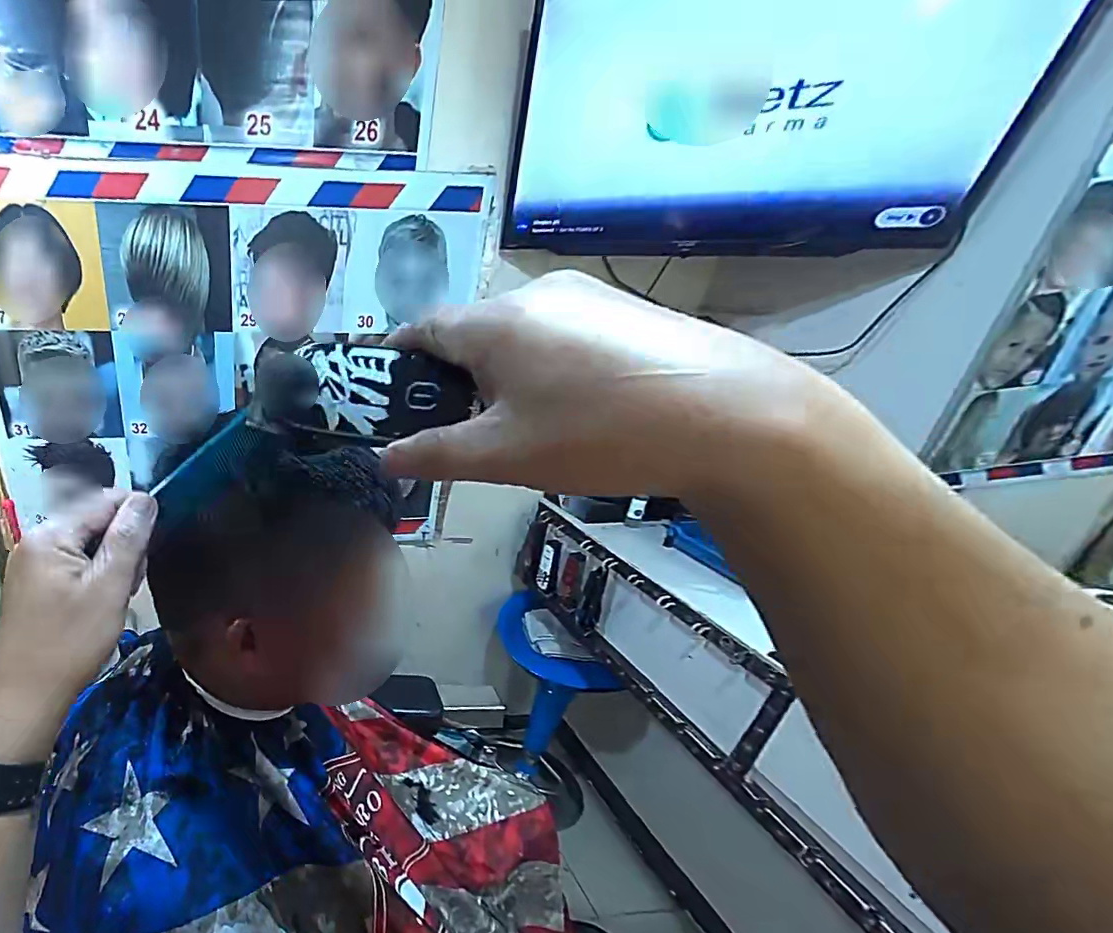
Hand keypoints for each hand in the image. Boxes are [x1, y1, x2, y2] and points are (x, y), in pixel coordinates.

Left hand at [0, 490, 155, 763]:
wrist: (26, 700)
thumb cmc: (71, 643)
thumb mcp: (109, 588)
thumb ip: (128, 539)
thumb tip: (145, 498)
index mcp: (49, 535)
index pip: (104, 501)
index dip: (137, 515)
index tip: (156, 546)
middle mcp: (34, 541)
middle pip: (95, 521)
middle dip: (124, 544)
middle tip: (132, 583)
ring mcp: (31, 564)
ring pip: (88, 545)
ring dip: (113, 563)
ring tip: (118, 598)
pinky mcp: (34, 586)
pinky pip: (74, 564)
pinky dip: (96, 577)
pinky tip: (102, 604)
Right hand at [382, 270, 836, 497]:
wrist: (728, 415)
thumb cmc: (597, 433)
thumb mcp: (505, 455)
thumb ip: (437, 454)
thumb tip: (385, 458)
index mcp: (494, 321)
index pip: (423, 327)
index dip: (399, 359)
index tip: (391, 393)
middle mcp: (535, 294)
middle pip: (473, 329)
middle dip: (454, 375)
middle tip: (461, 427)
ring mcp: (587, 296)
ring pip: (520, 332)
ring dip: (503, 371)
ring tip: (523, 424)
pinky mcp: (626, 311)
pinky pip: (563, 334)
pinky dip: (546, 365)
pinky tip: (575, 406)